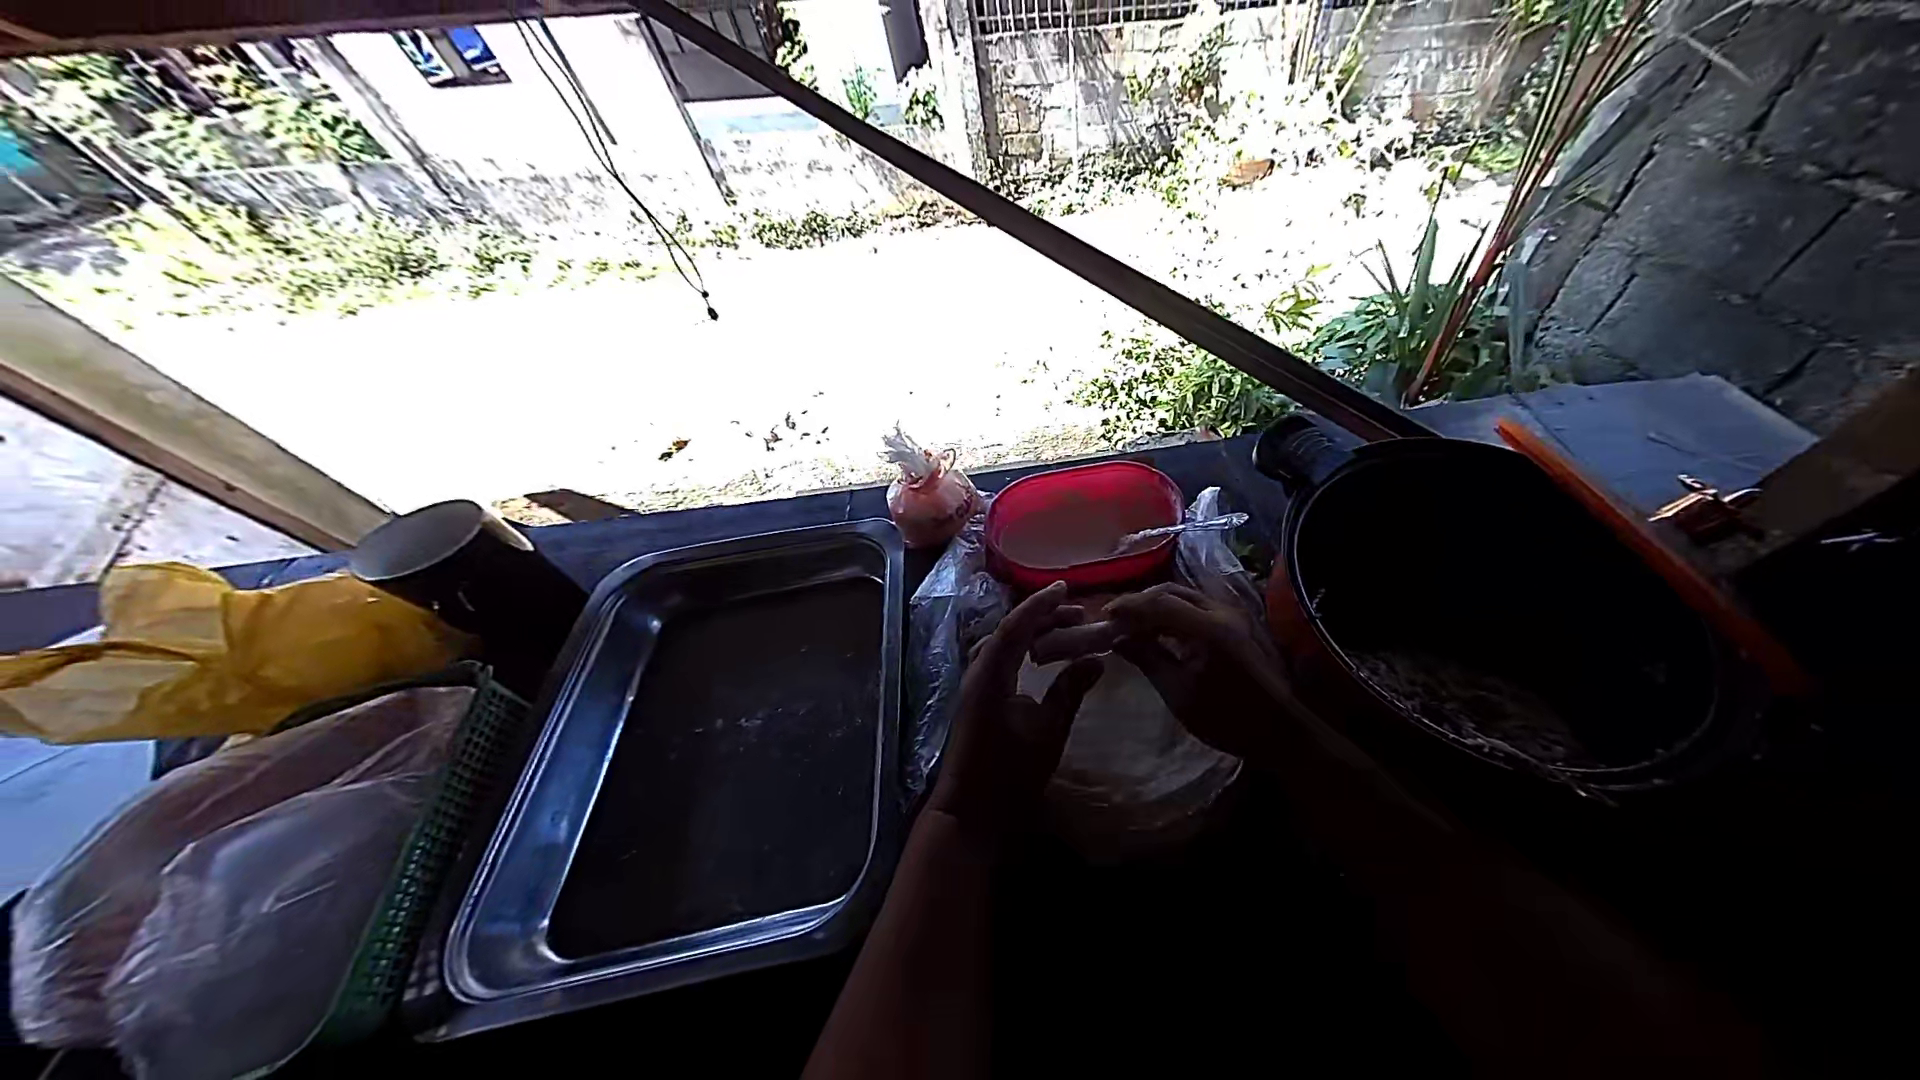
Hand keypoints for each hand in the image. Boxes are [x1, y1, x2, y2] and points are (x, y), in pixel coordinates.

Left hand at [927, 582, 1103, 836]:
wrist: (971, 811)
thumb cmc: (1009, 774)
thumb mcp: (1048, 731)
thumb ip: (1070, 691)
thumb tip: (1096, 659)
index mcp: (991, 673)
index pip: (1016, 625)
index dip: (1041, 604)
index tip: (1066, 589)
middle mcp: (978, 670)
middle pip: (1009, 630)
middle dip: (1042, 617)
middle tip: (1078, 615)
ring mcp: (974, 684)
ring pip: (1003, 644)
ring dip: (1032, 632)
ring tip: (1065, 630)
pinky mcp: (977, 697)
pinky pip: (1000, 659)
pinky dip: (1022, 649)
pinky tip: (1041, 656)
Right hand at [1103, 583, 1292, 762]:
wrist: (1280, 731)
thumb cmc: (1227, 718)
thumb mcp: (1178, 692)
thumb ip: (1148, 658)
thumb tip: (1117, 639)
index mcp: (1209, 628)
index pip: (1160, 602)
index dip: (1129, 605)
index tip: (1105, 616)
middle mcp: (1222, 612)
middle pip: (1171, 591)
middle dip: (1140, 601)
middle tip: (1115, 618)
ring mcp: (1231, 615)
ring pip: (1184, 596)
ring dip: (1155, 605)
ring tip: (1132, 623)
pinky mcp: (1235, 624)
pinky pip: (1196, 607)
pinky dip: (1172, 612)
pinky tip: (1158, 630)